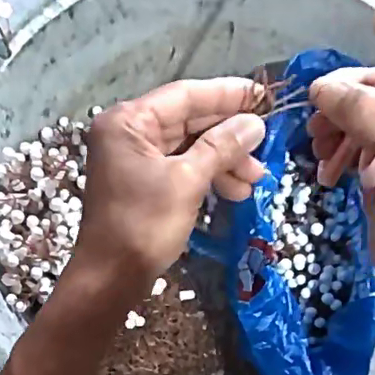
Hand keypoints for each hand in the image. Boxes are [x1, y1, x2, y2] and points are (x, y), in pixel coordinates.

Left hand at [75, 78, 266, 294]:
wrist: (110, 279)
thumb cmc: (143, 226)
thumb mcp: (187, 182)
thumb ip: (221, 147)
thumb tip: (255, 124)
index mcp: (128, 122)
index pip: (185, 95)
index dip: (228, 95)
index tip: (264, 97)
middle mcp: (127, 134)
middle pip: (188, 122)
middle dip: (229, 137)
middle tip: (265, 150)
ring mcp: (133, 160)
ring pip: (188, 149)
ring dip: (223, 162)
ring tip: (255, 180)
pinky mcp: (141, 185)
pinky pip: (180, 169)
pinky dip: (207, 178)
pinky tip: (235, 191)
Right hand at [307, 29, 374, 291]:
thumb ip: (367, 111)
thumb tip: (323, 86)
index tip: (374, 25)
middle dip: (357, 90)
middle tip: (325, 106)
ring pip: (371, 118)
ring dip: (341, 123)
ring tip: (319, 140)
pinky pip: (361, 149)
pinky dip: (341, 152)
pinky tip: (328, 164)